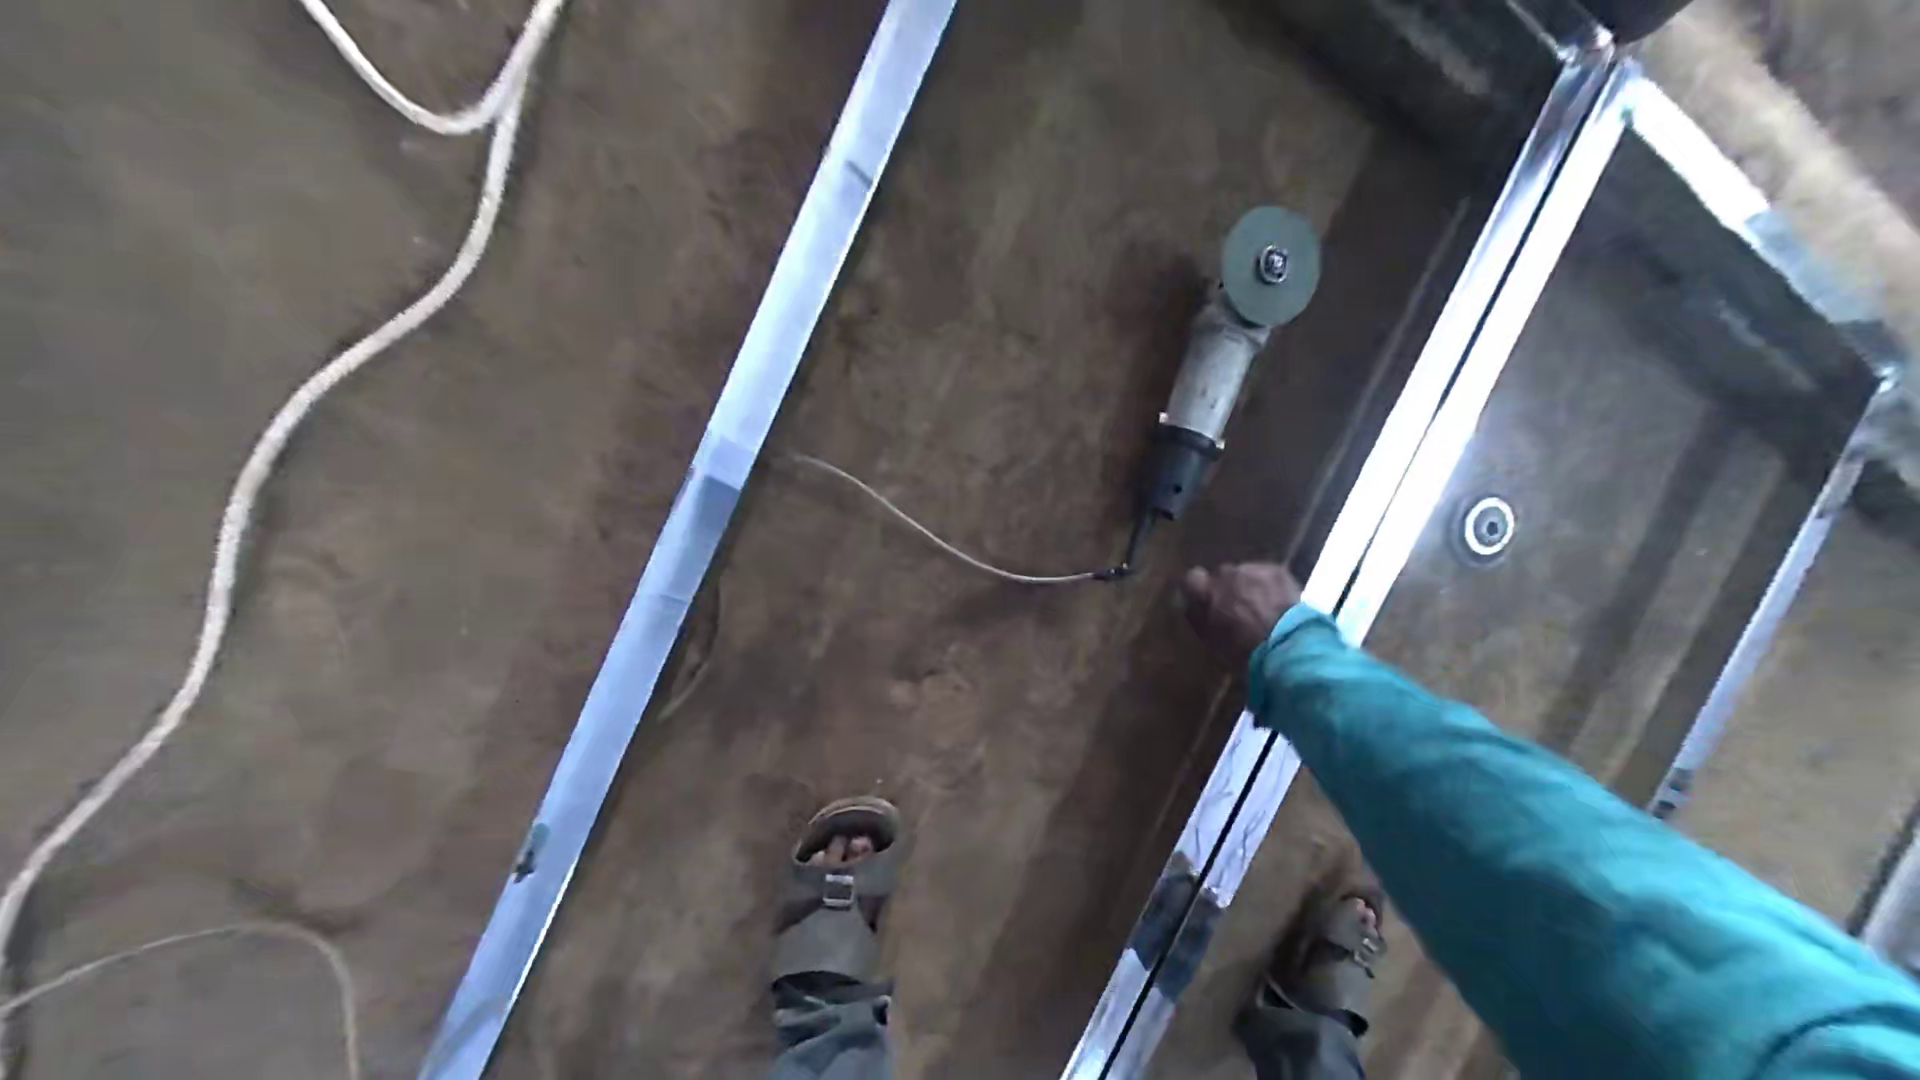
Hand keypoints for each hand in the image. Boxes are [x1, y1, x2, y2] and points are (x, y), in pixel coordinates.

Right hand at [1180, 563, 1301, 665]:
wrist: (1284, 647)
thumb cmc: (1240, 650)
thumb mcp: (1208, 638)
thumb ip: (1198, 615)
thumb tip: (1193, 605)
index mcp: (1205, 591)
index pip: (1192, 578)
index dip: (1201, 589)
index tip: (1207, 600)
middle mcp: (1225, 574)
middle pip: (1222, 575)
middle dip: (1228, 587)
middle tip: (1239, 607)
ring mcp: (1252, 570)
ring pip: (1247, 573)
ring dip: (1250, 585)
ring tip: (1263, 606)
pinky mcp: (1276, 571)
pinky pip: (1268, 574)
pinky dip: (1270, 585)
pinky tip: (1278, 602)